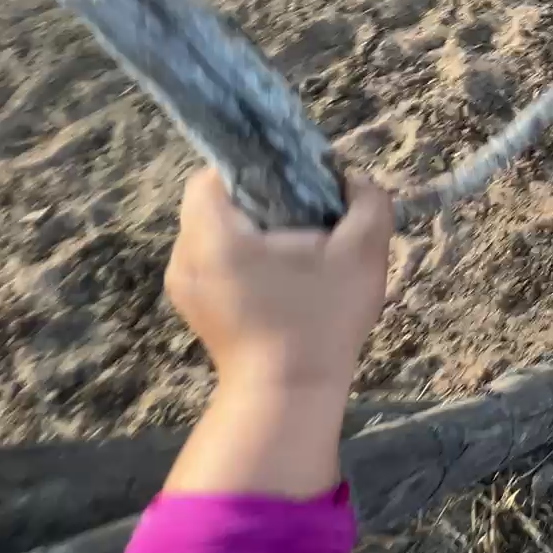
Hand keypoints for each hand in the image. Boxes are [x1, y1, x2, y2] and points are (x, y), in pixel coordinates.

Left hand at [166, 167, 393, 395]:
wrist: (291, 386)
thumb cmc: (325, 312)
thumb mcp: (366, 247)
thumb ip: (367, 200)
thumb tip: (354, 179)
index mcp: (218, 238)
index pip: (213, 178)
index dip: (256, 166)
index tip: (300, 178)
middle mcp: (186, 257)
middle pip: (217, 203)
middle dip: (266, 197)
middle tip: (314, 212)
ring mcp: (185, 284)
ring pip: (218, 230)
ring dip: (260, 224)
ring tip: (306, 243)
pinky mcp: (196, 303)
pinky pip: (217, 256)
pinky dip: (251, 250)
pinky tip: (289, 270)